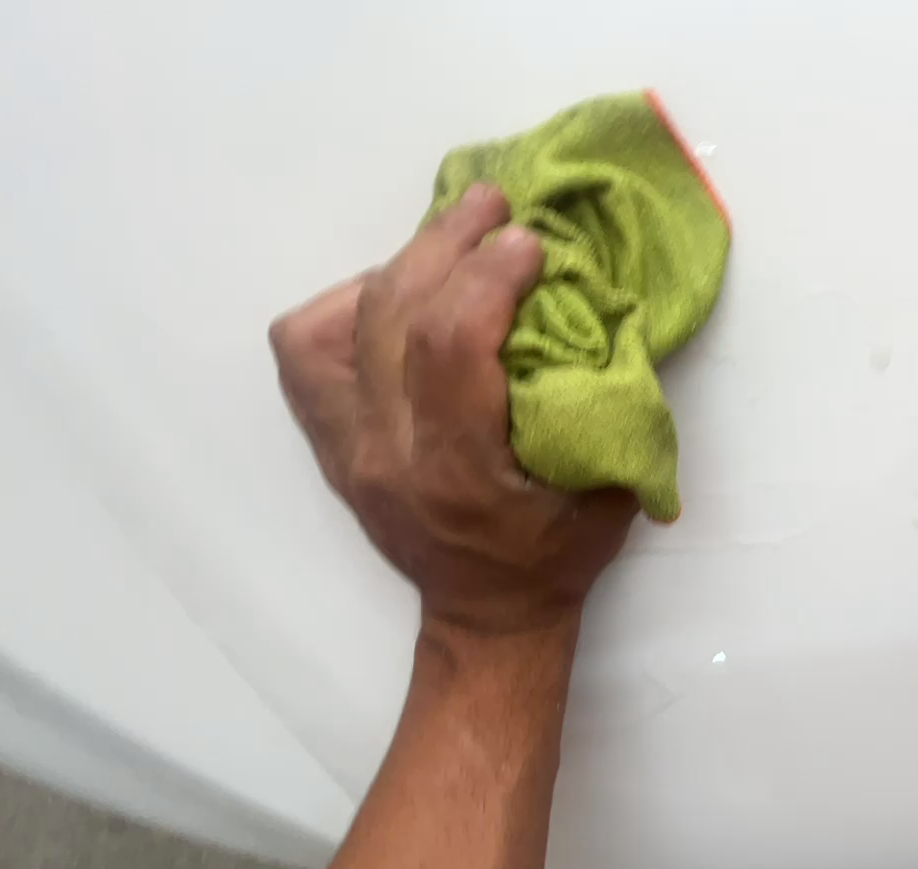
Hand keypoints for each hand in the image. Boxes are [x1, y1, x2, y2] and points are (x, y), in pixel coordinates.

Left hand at [269, 184, 637, 638]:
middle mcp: (385, 456)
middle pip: (392, 318)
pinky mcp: (328, 443)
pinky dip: (348, 304)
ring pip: (336, 323)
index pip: (452, 348)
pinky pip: (306, 349)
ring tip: (450, 239)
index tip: (530, 242)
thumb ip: (608, 416)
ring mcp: (343, 449)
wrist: (487, 614)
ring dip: (399, 266)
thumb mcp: (611, 497)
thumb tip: (606, 328)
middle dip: (445, 244)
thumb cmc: (558, 561)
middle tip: (490, 205)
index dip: (488, 278)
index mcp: (459, 474)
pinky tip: (396, 296)